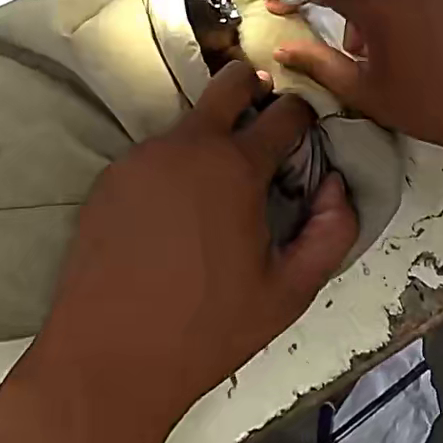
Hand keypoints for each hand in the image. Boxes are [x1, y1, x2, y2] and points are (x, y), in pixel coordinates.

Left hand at [32, 62, 357, 429]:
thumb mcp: (292, 290)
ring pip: (193, 123)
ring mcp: (142, 158)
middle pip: (230, 81)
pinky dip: (179, 167)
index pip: (286, 111)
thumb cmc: (208, 328)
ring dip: (215, 140)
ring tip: (218, 196)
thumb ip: (333, 230)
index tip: (307, 138)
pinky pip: (159, 154)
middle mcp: (187, 146)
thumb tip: (335, 183)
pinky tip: (177, 217)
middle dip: (257, 89)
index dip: (306, 117)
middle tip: (267, 127)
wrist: (106, 361)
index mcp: (236, 167)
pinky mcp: (111, 178)